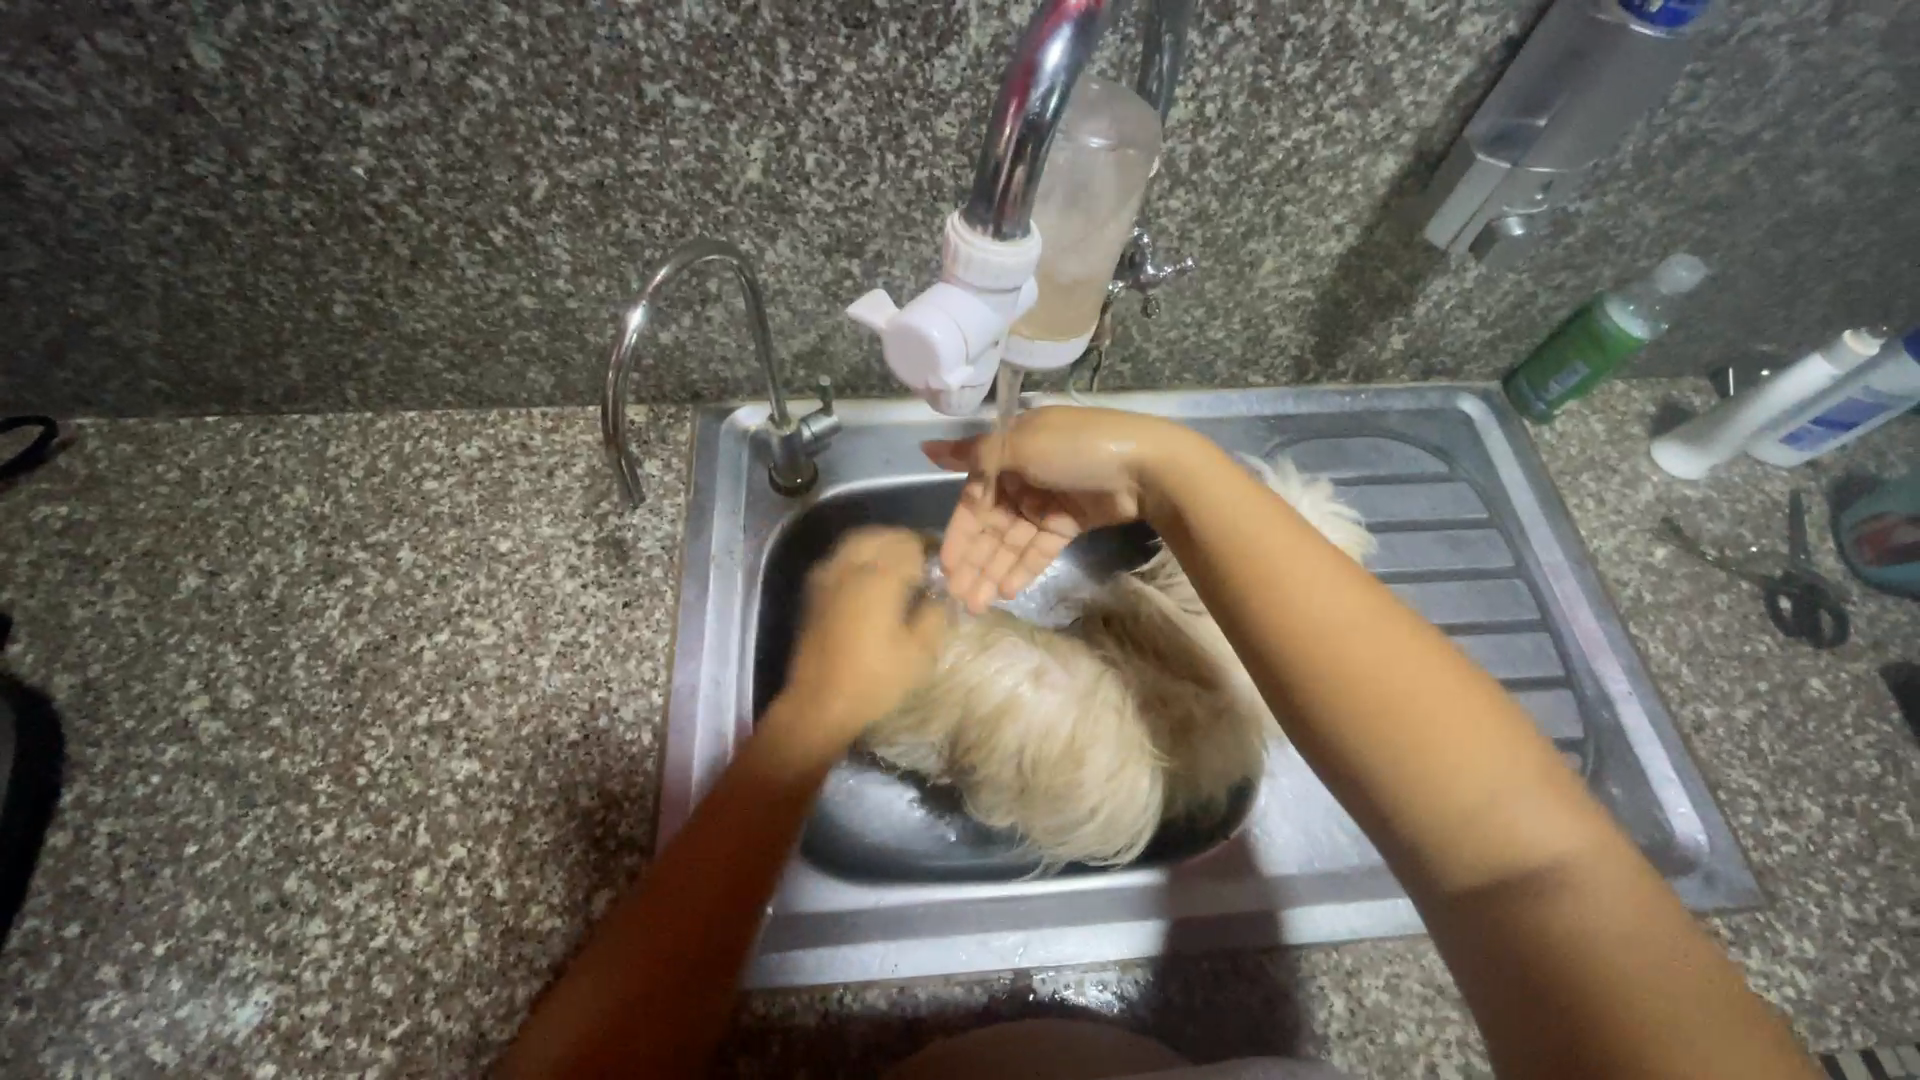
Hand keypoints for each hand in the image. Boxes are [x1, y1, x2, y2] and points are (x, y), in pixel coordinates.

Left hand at [774, 527, 949, 744]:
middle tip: (922, 567)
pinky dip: (860, 558)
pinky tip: (872, 581)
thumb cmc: (874, 680)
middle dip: (905, 545)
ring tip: (899, 569)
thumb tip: (940, 594)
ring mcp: (826, 576)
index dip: (931, 554)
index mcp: (878, 577)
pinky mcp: (814, 590)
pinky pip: (841, 557)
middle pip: (882, 536)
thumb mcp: (920, 653)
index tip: (942, 572)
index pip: (910, 544)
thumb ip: (935, 613)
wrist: (819, 704)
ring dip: (881, 547)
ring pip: (858, 542)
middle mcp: (849, 567)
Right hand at [923, 406, 1189, 613]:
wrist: (1148, 467)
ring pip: (1012, 542)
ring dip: (994, 571)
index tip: (947, 563)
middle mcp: (1023, 476)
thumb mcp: (1022, 443)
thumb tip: (926, 449)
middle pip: (992, 524)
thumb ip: (974, 454)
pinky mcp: (1069, 523)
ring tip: (976, 604)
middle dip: (974, 560)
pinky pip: (1039, 549)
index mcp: (1009, 451)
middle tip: (957, 595)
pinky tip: (1007, 591)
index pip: (975, 496)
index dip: (960, 531)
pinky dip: (1023, 568)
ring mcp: (1047, 502)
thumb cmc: (1078, 448)